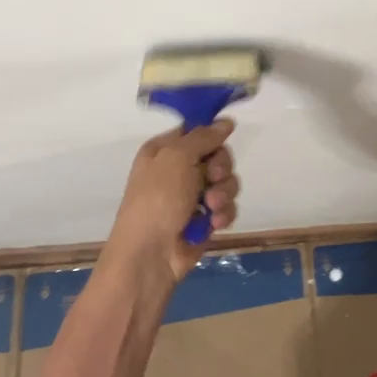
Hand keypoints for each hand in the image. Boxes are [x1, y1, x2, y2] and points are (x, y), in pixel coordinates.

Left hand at [105, 120, 240, 284]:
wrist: (150, 254)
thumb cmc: (157, 199)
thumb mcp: (176, 158)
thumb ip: (203, 137)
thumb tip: (226, 121)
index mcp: (164, 151)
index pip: (196, 132)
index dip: (212, 136)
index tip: (222, 140)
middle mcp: (178, 170)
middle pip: (217, 156)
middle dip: (221, 168)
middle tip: (213, 178)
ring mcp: (192, 197)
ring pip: (226, 182)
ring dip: (224, 193)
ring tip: (211, 206)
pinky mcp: (205, 220)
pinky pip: (226, 207)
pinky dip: (223, 214)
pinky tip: (214, 224)